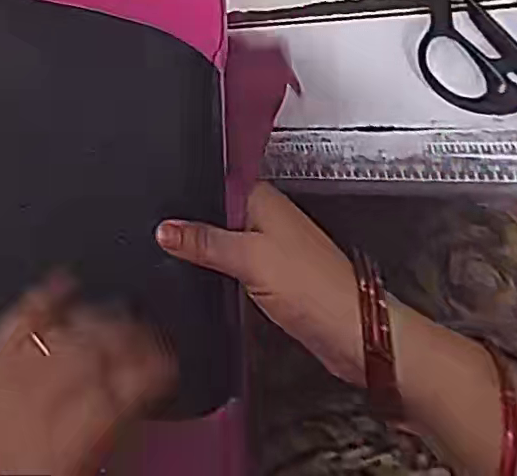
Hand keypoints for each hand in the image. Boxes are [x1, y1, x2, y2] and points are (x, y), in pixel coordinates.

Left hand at [0, 276, 174, 475]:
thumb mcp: (79, 472)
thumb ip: (110, 438)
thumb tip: (134, 411)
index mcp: (74, 437)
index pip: (127, 388)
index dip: (154, 368)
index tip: (168, 360)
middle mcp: (44, 396)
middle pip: (98, 348)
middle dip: (130, 335)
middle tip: (150, 331)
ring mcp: (13, 371)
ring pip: (66, 328)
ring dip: (97, 315)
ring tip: (118, 310)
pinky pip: (19, 316)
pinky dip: (45, 295)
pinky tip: (64, 280)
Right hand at [157, 182, 365, 382]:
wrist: (356, 336)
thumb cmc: (316, 288)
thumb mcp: (247, 258)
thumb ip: (203, 242)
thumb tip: (165, 230)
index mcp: (260, 196)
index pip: (212, 181)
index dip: (185, 192)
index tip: (159, 205)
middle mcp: (265, 214)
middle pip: (215, 210)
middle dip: (192, 223)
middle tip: (164, 232)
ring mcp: (270, 243)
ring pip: (223, 237)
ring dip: (206, 247)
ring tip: (183, 253)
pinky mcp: (273, 271)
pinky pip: (235, 261)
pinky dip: (221, 267)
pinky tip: (211, 275)